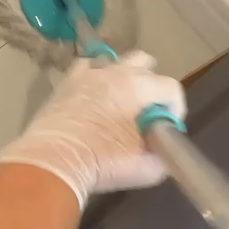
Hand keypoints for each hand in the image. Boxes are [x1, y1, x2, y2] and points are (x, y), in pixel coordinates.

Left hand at [0, 51, 186, 206]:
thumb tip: (161, 147)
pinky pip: (84, 68)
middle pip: (145, 65)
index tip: (166, 129)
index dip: (175, 109)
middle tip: (144, 112)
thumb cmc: (104, 163)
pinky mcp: (65, 83)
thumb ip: (162, 152)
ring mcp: (87, 75)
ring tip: (119, 100)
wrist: (53, 161)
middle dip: (150, 86)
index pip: (172, 88)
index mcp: (140, 88)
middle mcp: (115, 73)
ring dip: (121, 77)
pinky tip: (92, 94)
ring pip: (114, 61)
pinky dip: (92, 77)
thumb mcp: (148, 167)